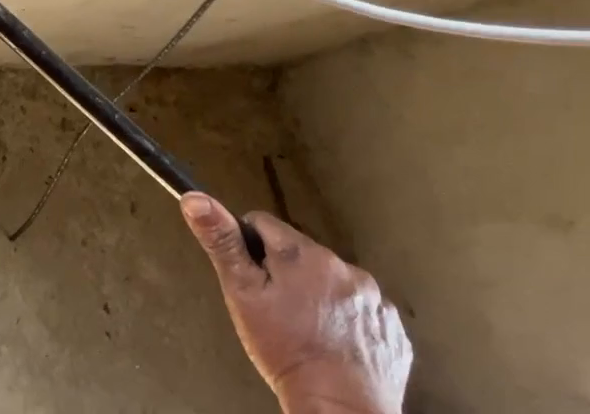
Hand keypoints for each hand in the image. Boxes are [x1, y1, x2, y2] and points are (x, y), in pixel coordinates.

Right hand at [181, 193, 411, 412]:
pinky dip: (345, 319)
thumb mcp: (241, 292)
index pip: (261, 223)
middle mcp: (345, 267)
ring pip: (331, 280)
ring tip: (304, 327)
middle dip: (283, 271)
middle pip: (299, 253)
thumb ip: (221, 241)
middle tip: (272, 306)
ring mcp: (376, 300)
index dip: (247, 246)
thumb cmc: (283, 347)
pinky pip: (360, 309)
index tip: (248, 276)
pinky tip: (333, 342)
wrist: (341, 408)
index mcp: (303, 253)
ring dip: (316, 293)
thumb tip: (194, 197)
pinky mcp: (394, 329)